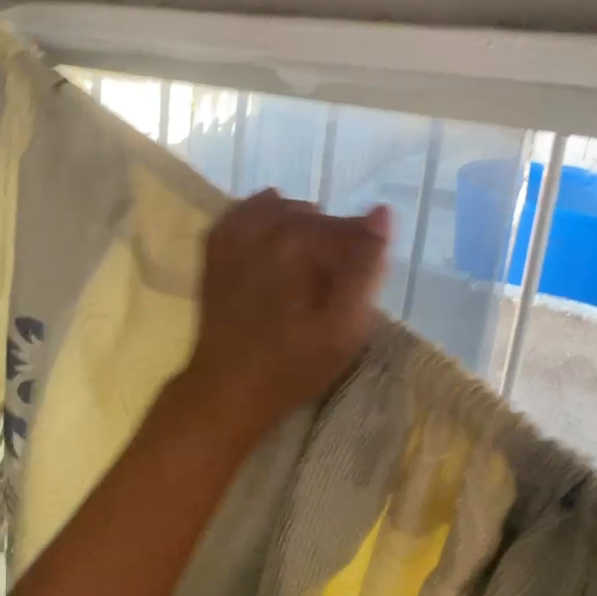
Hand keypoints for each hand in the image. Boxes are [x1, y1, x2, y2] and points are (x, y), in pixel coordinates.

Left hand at [176, 190, 390, 442]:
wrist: (229, 386)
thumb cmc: (293, 364)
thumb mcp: (344, 325)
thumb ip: (366, 267)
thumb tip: (381, 212)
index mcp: (295, 243)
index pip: (343, 226)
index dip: (364, 245)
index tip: (368, 271)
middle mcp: (261, 228)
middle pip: (311, 216)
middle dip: (332, 237)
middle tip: (340, 276)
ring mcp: (232, 236)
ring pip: (278, 209)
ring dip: (299, 225)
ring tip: (309, 264)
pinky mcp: (214, 250)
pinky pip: (242, 214)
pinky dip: (262, 218)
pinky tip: (273, 241)